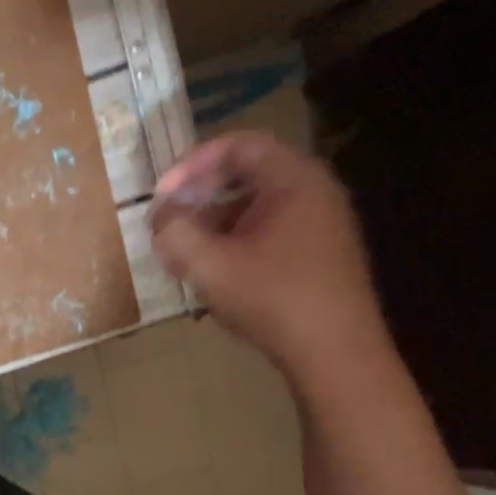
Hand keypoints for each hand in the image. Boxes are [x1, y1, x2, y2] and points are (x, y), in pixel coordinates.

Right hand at [151, 131, 386, 373]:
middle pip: (247, 174)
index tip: (161, 196)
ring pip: (256, 206)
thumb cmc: (272, 298)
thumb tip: (161, 215)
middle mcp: (314, 190)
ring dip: (213, 223)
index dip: (191, 163)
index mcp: (293, 180)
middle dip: (199, 196)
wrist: (334, 349)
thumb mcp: (210, 266)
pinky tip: (216, 275)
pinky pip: (270, 229)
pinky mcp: (320, 252)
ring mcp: (322, 222)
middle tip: (168, 224)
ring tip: (185, 257)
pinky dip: (235, 241)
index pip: (238, 145)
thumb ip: (176, 233)